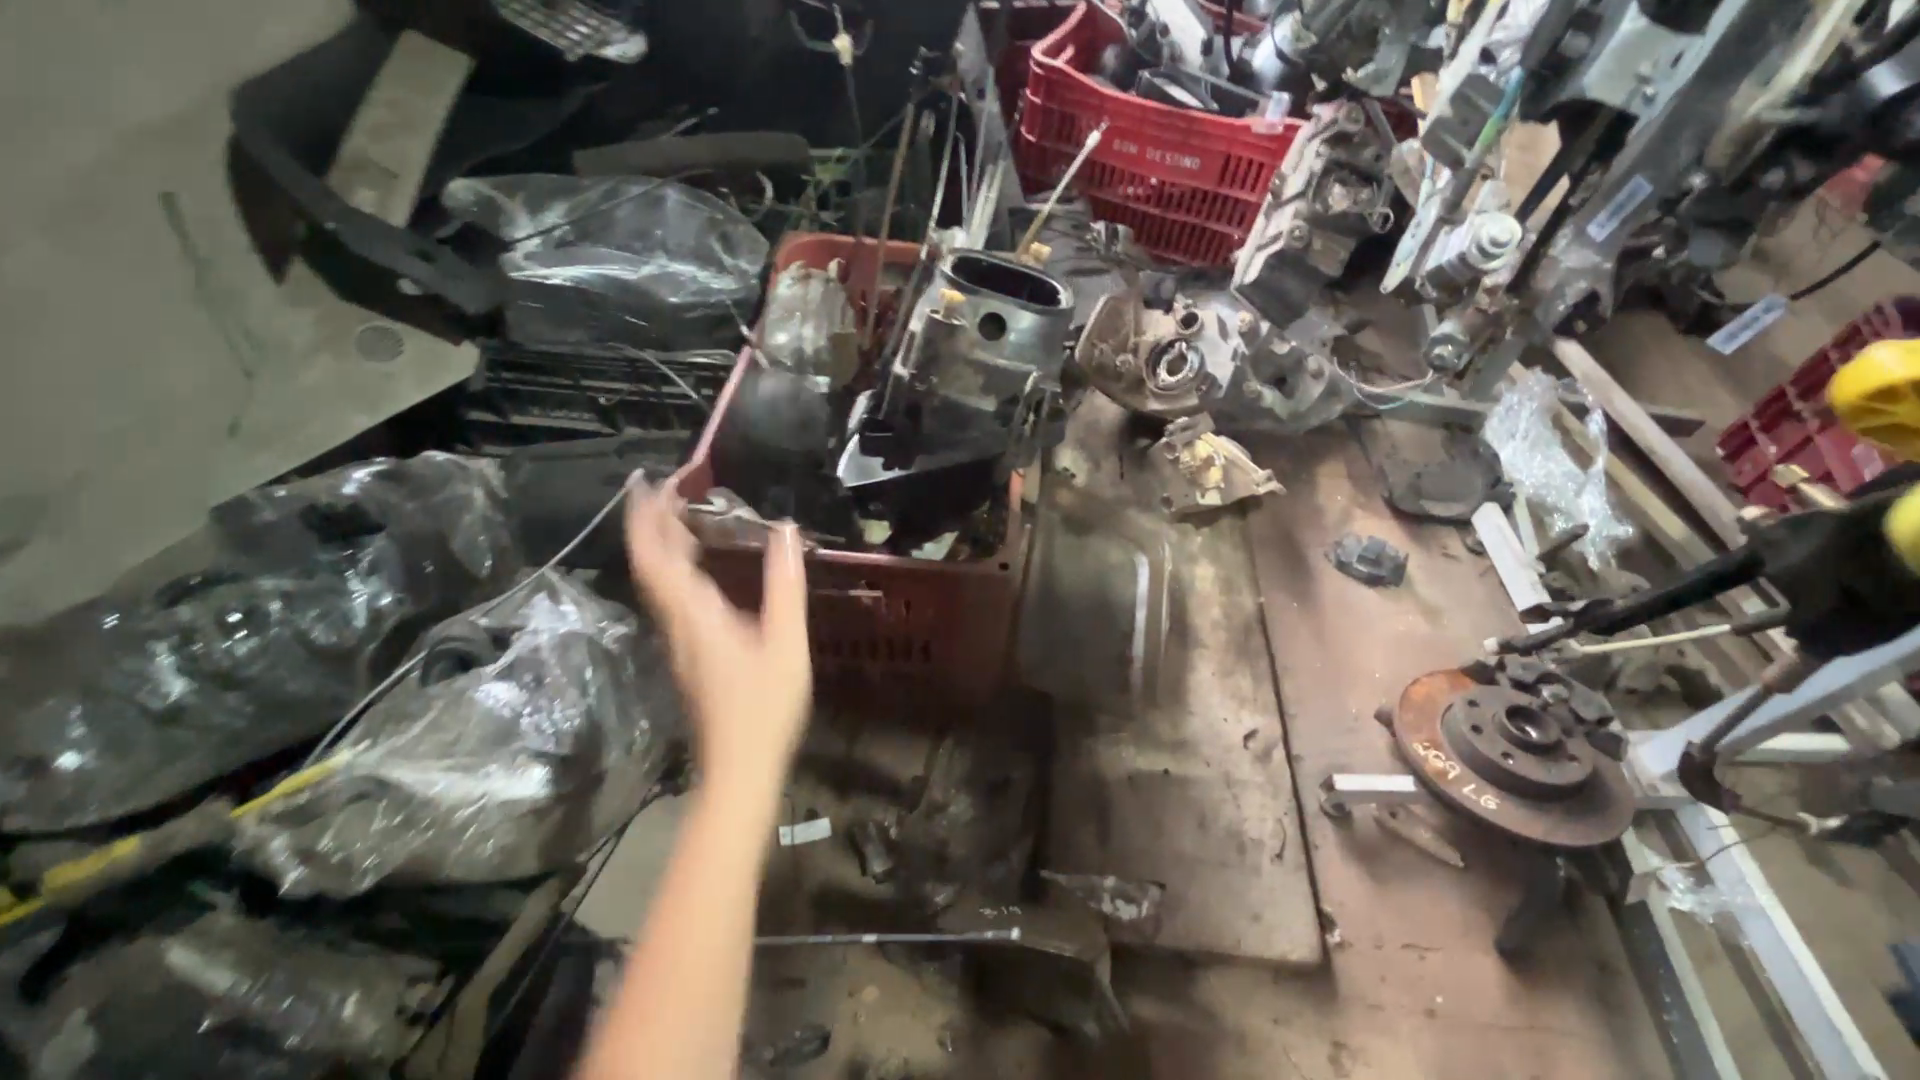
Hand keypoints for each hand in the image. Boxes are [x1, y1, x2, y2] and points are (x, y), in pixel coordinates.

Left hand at [625, 481, 811, 789]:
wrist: (739, 767)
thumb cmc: (764, 708)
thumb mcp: (786, 644)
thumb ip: (786, 586)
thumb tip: (786, 530)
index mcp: (693, 614)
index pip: (655, 555)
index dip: (646, 516)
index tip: (649, 480)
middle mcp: (675, 623)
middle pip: (649, 565)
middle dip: (650, 522)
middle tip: (665, 486)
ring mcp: (678, 641)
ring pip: (657, 582)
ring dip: (661, 545)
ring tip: (680, 515)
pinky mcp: (688, 655)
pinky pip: (671, 598)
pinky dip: (676, 568)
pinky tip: (698, 566)